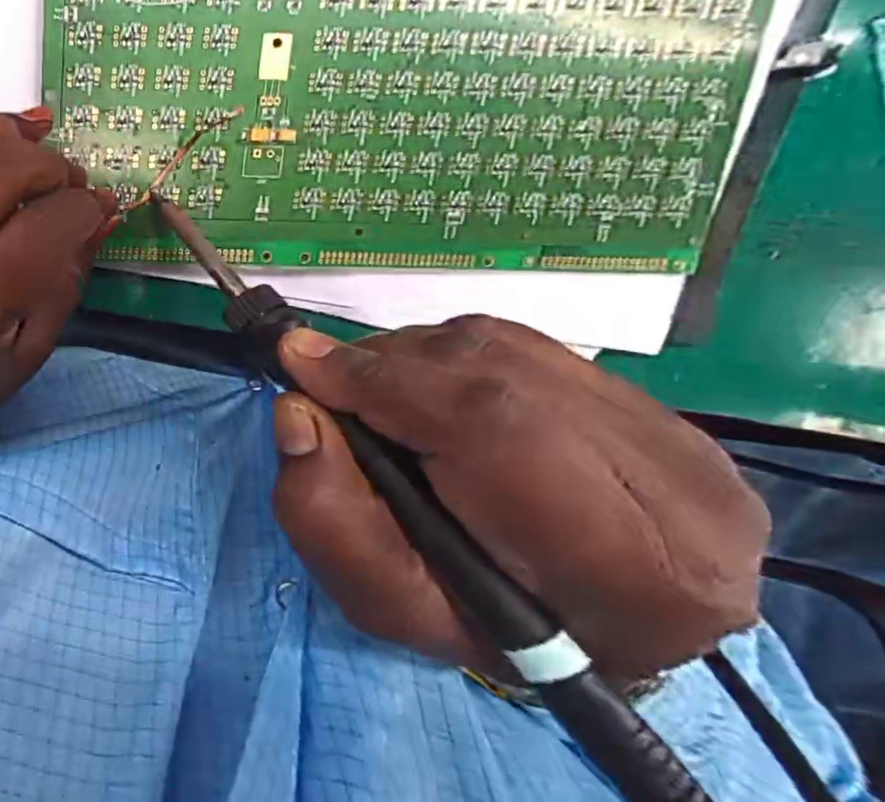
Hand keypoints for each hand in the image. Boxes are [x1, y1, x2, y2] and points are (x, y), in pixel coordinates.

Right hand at [271, 317, 768, 682]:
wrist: (574, 631)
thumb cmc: (474, 628)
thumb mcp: (384, 598)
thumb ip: (328, 516)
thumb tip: (297, 409)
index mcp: (625, 563)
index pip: (493, 424)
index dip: (385, 381)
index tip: (301, 363)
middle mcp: (680, 488)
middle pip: (495, 372)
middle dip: (387, 366)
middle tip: (323, 380)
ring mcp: (681, 438)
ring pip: (506, 348)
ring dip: (413, 358)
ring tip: (374, 395)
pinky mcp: (656, 407)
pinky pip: (525, 346)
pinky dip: (449, 356)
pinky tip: (427, 391)